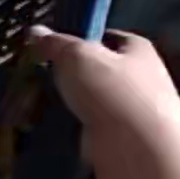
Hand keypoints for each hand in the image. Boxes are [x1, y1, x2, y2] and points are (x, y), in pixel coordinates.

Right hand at [27, 26, 179, 160]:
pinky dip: (74, 121)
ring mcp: (136, 109)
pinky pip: (92, 121)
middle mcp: (144, 76)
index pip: (110, 36)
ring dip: (72, 98)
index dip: (83, 38)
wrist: (139, 147)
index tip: (56, 45)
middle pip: (102, 67)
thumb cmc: (110, 90)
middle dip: (74, 71)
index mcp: (138, 50)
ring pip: (95, 97)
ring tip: (42, 98)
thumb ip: (54, 43)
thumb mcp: (75, 56)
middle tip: (44, 72)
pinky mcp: (125, 135)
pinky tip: (55, 121)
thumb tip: (35, 31)